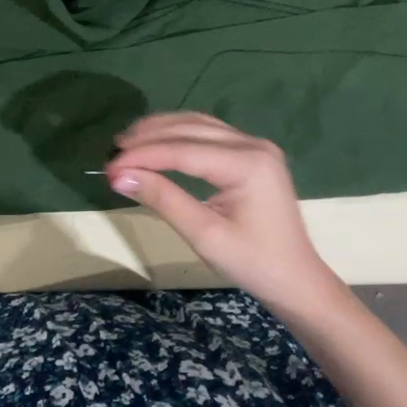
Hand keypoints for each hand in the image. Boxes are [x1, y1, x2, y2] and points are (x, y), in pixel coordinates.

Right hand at [106, 113, 344, 318]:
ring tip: (126, 143)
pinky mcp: (252, 153)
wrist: (297, 282)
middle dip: (147, 139)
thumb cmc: (254, 264)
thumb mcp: (204, 236)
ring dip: (160, 130)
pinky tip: (156, 141)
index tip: (109, 168)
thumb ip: (163, 199)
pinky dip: (178, 134)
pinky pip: (208, 132)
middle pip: (189, 130)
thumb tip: (119, 176)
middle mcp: (253, 144)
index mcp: (247, 164)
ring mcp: (255, 145)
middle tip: (112, 154)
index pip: (182, 150)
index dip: (142, 156)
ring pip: (197, 125)